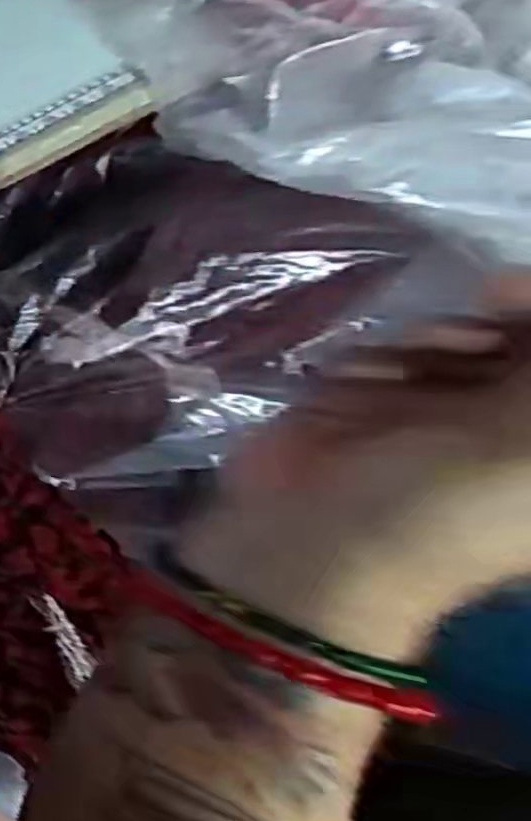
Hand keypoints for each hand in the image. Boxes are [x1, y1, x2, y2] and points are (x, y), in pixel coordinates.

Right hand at [182, 274, 530, 660]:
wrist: (310, 536)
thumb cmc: (437, 506)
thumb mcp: (519, 445)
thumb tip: (523, 284)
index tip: (505, 292)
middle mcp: (508, 424)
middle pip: (518, 347)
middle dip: (490, 329)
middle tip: (450, 333)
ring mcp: (431, 414)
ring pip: (448, 345)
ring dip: (422, 343)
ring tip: (392, 365)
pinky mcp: (358, 407)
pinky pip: (376, 359)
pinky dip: (366, 360)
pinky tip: (349, 379)